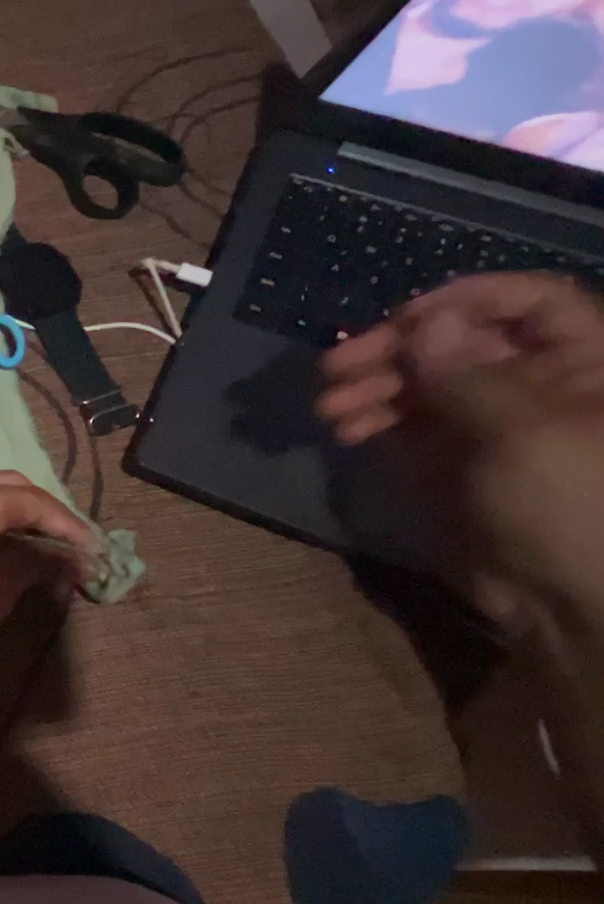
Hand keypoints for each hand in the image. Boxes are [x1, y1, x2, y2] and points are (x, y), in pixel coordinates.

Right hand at [318, 272, 603, 631]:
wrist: (573, 602)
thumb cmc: (575, 508)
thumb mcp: (528, 434)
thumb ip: (470, 374)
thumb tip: (426, 319)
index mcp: (585, 364)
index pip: (529, 302)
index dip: (464, 301)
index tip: (398, 323)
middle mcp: (538, 382)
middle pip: (458, 340)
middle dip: (392, 350)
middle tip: (333, 368)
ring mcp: (491, 420)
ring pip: (422, 380)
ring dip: (368, 386)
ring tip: (327, 408)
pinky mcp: (453, 456)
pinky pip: (405, 420)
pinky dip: (370, 419)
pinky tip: (343, 431)